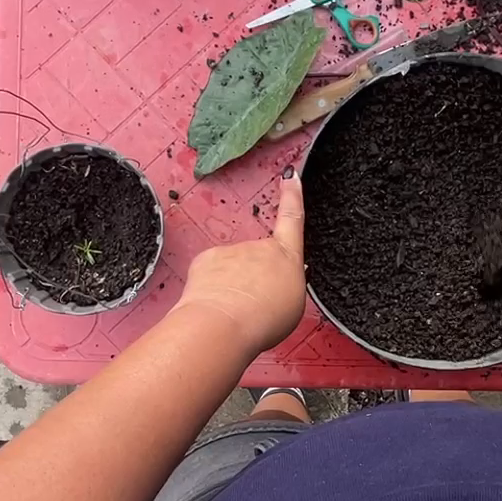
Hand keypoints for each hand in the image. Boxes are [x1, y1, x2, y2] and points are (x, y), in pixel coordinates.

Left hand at [171, 173, 306, 354]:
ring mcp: (232, 252)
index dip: (292, 195)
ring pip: (233, 268)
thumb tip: (276, 283)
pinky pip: (212, 272)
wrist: (224, 324)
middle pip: (258, 258)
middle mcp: (259, 248)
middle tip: (256, 306)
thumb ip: (287, 284)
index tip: (290, 176)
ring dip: (234, 287)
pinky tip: (217, 304)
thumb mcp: (293, 305)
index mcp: (287, 256)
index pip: (292, 218)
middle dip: (255, 279)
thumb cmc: (262, 319)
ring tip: (237, 312)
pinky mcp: (207, 259)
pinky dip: (213, 288)